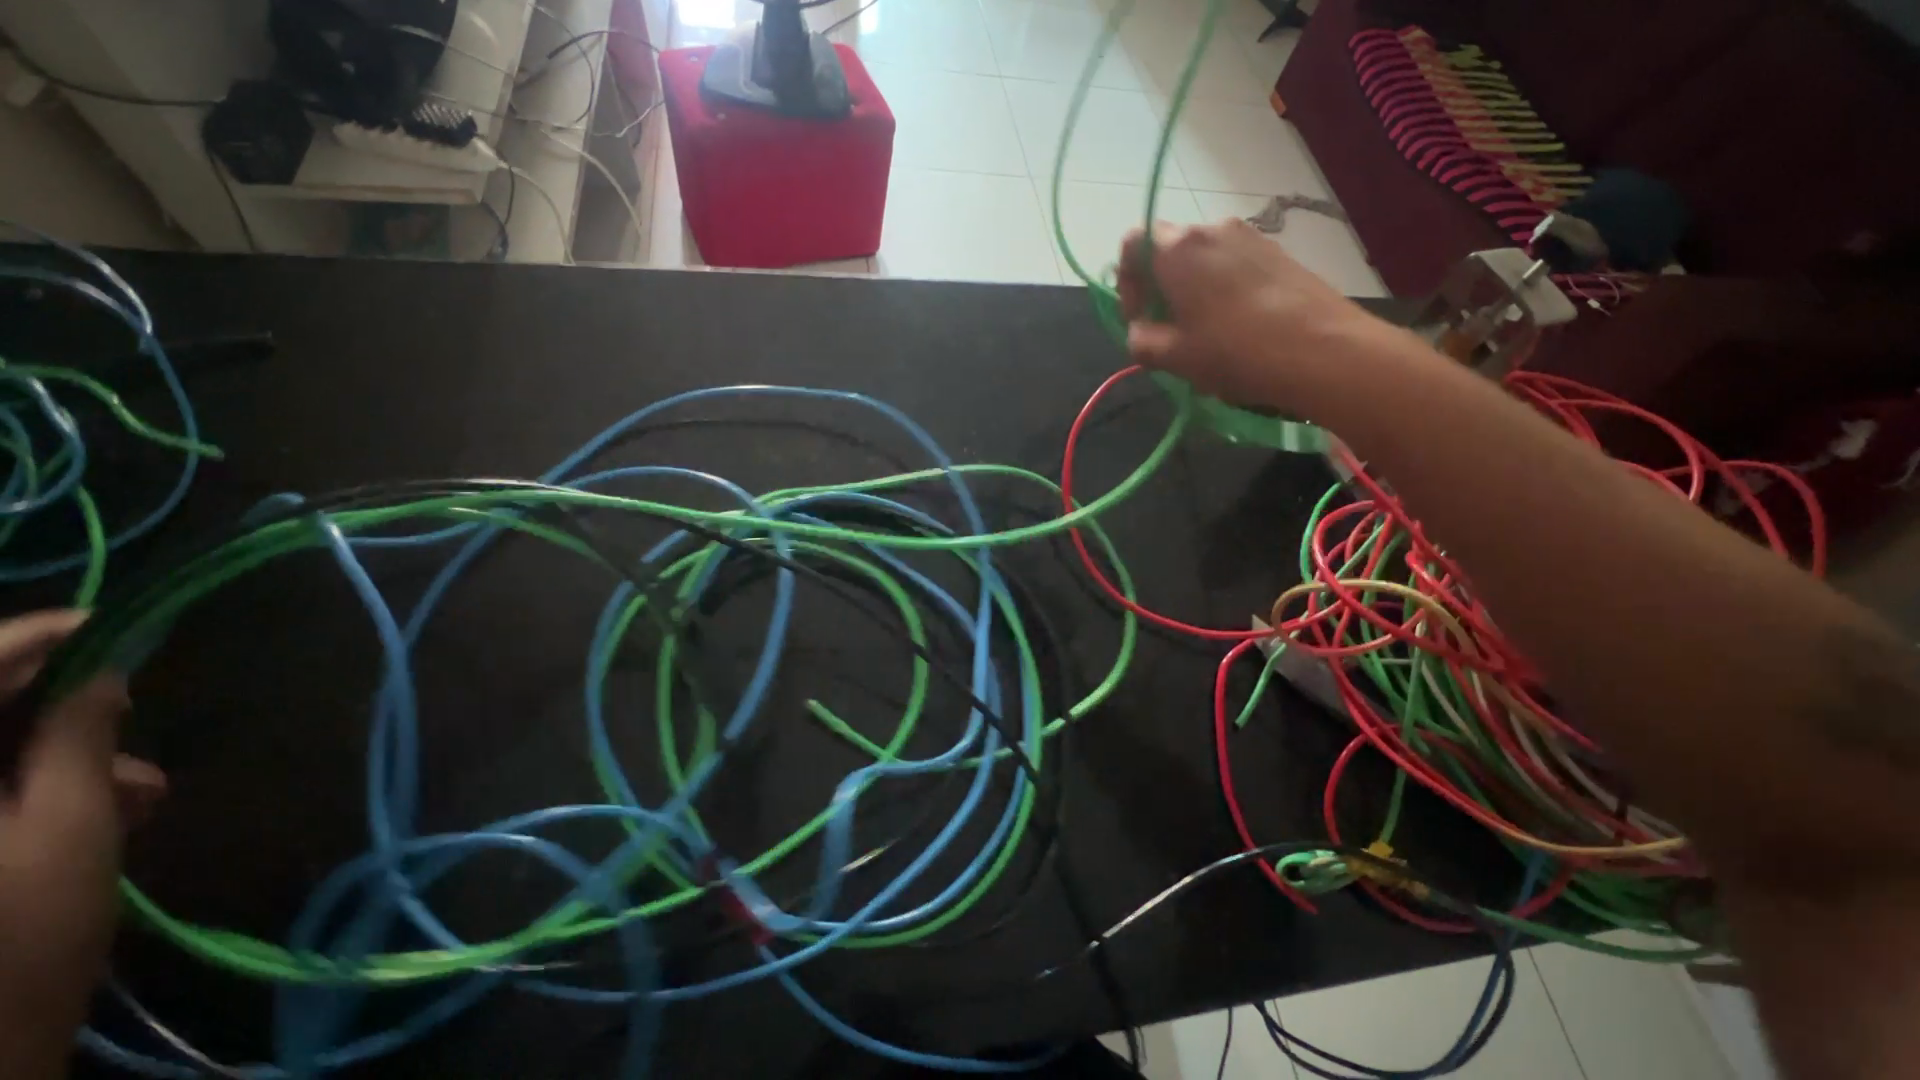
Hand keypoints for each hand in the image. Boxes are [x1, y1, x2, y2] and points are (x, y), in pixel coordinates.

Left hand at [0, 611, 163, 1077]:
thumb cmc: (21, 940)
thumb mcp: (71, 828)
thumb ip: (76, 738)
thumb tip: (100, 670)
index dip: (32, 639)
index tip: (111, 626)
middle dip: (57, 711)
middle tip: (131, 717)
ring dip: (60, 756)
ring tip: (141, 788)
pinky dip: (41, 789)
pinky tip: (109, 810)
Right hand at [1116, 220, 1377, 406]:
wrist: (1324, 350)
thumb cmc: (1237, 352)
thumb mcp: (1175, 358)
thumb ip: (1141, 340)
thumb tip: (1141, 329)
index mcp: (1177, 250)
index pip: (1133, 244)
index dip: (1126, 282)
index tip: (1140, 319)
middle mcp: (1211, 230)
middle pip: (1169, 250)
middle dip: (1161, 288)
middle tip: (1170, 331)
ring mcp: (1249, 237)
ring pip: (1203, 258)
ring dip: (1193, 290)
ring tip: (1206, 333)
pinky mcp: (1277, 252)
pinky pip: (1234, 264)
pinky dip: (1223, 289)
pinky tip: (1238, 327)